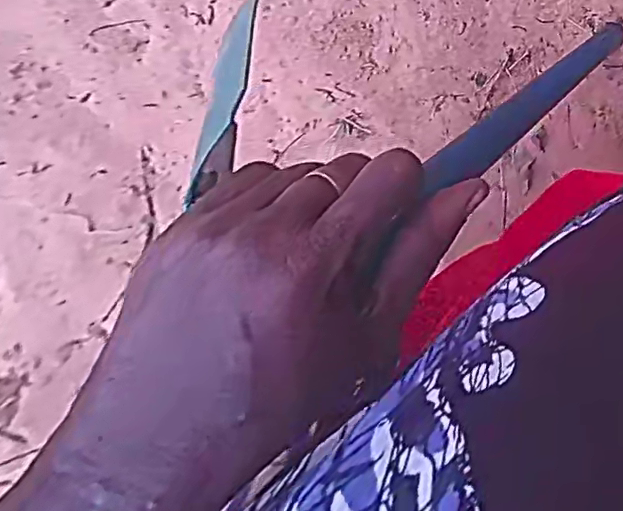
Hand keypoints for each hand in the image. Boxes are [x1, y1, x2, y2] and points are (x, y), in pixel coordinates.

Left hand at [0, 151, 487, 510]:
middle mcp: (258, 233)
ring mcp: (209, 227)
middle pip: (347, 165)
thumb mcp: (369, 337)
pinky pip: (251, 179)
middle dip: (361, 198)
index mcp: (310, 265)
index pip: (390, 169)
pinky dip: (271, 200)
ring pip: (302, 170)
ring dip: (315, 200)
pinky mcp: (177, 227)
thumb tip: (471, 187)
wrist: (151, 456)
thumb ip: (421, 250)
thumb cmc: (279, 406)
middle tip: (346, 252)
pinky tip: (263, 248)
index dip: (408, 187)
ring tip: (300, 255)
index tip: (398, 219)